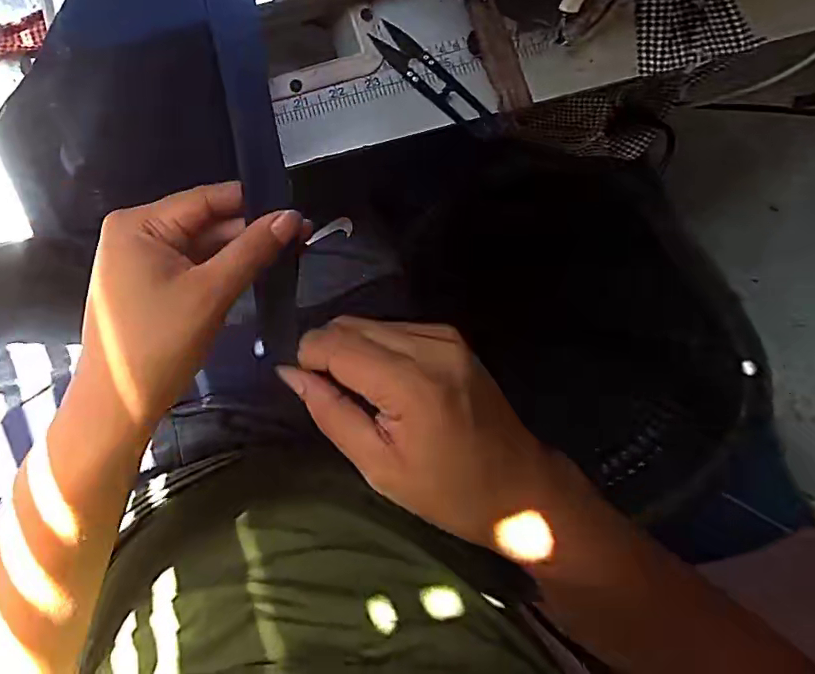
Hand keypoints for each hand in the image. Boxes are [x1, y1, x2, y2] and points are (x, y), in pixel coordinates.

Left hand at [78, 182, 301, 430]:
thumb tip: (290, 216)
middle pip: (203, 221)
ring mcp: (138, 259)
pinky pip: (190, 264)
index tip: (293, 209)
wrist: (116, 409)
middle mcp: (134, 233)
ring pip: (200, 244)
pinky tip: (255, 268)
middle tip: (300, 233)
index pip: (204, 199)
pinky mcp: (147, 283)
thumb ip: (252, 250)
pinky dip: (220, 269)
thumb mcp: (210, 293)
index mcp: (137, 224)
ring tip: (287, 250)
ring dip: (239, 250)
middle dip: (249, 230)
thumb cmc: (156, 347)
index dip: (251, 202)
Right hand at [278, 317, 583, 559]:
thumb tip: (289, 373)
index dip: (308, 360)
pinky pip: (390, 326)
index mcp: (411, 383)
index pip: (333, 343)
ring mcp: (442, 335)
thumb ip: (330, 413)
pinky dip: (374, 346)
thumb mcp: (380, 468)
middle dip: (326, 352)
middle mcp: (428, 345)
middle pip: (346, 324)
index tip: (311, 391)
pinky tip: (385, 381)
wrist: (524, 490)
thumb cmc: (449, 492)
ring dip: (349, 348)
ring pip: (365, 321)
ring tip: (362, 392)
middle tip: (333, 395)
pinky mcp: (449, 334)